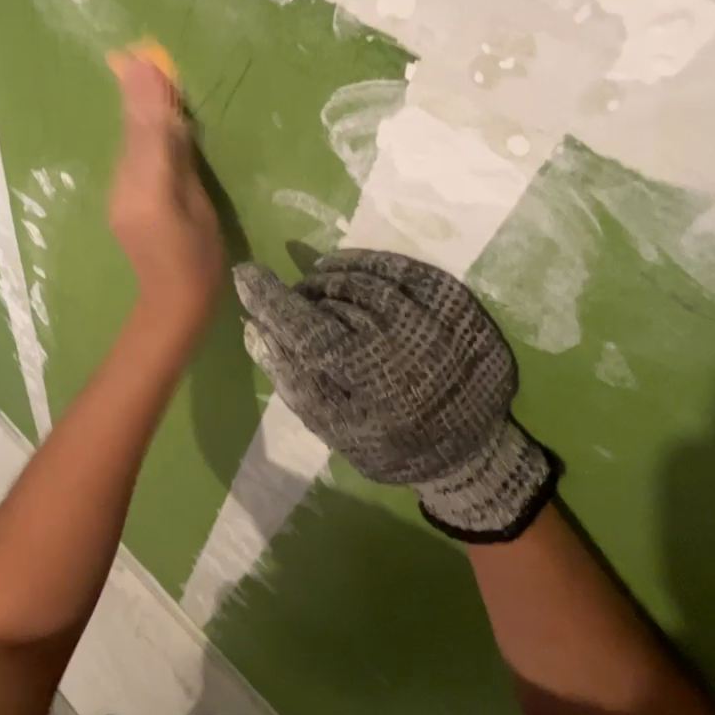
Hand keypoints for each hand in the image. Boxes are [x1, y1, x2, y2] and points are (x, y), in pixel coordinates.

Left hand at [107, 50, 223, 326]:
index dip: (149, 99)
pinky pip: (128, 160)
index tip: (146, 62)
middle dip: (136, 96)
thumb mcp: (200, 208)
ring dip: (134, 112)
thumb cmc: (201, 259)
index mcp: (152, 191)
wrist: (171, 302)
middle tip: (134, 55)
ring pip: (128, 145)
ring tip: (135, 71)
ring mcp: (118, 196)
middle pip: (134, 135)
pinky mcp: (118, 202)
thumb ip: (181, 164)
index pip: (150, 135)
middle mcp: (126, 189)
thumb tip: (173, 123)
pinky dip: (135, 136)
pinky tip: (141, 117)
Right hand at [233, 249, 560, 541]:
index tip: (245, 274)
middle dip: (302, 295)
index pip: (308, 329)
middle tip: (290, 302)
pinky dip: (369, 263)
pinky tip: (348, 268)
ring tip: (314, 285)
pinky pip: (405, 269)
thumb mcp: (333, 426)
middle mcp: (405, 345)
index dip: (272, 300)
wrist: (470, 451)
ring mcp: (437, 321)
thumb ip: (292, 378)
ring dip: (331, 277)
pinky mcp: (458, 305)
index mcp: (371, 383)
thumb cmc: (389, 446)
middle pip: (335, 299)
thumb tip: (254, 330)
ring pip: (366, 279)